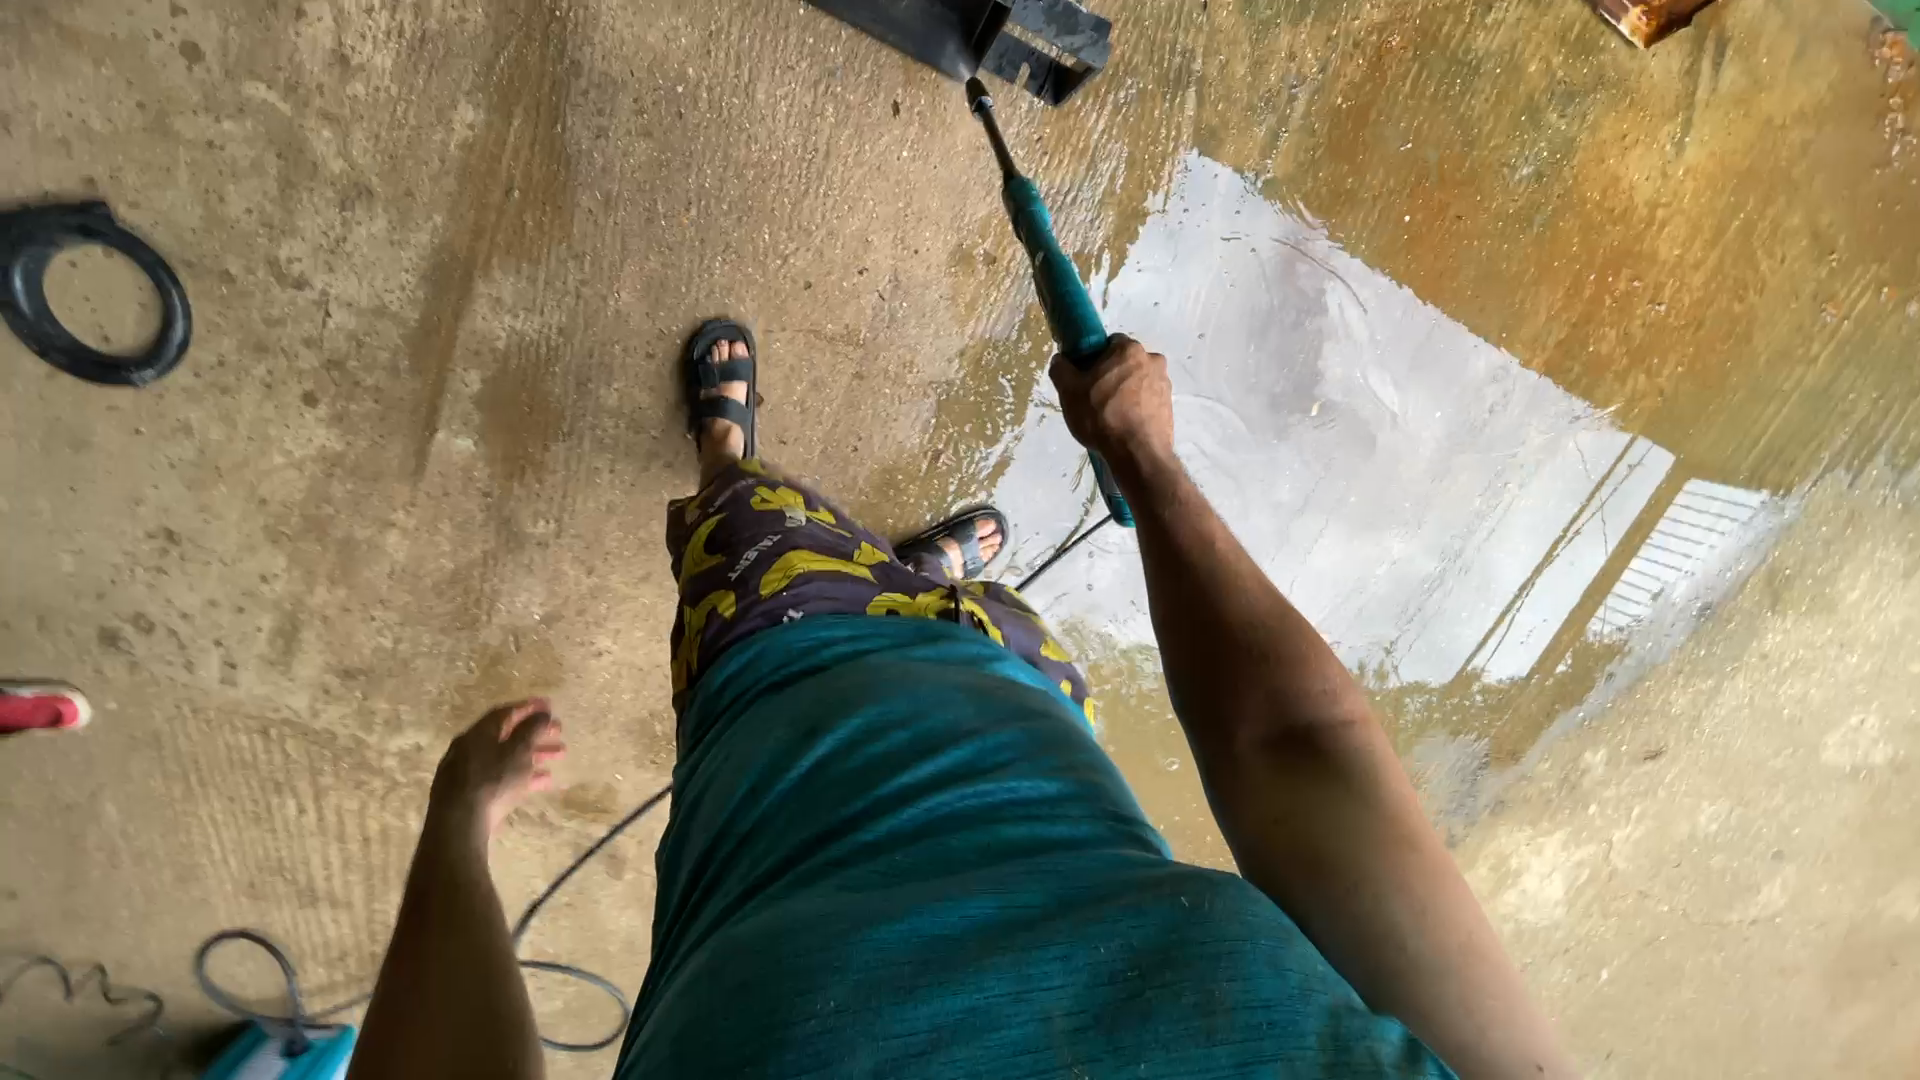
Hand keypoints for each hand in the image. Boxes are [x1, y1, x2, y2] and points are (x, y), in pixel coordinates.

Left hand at [429, 699, 565, 838]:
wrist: (459, 824)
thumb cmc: (492, 779)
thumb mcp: (519, 750)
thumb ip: (532, 729)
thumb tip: (541, 713)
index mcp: (477, 734)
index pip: (504, 712)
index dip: (528, 707)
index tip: (550, 705)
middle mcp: (469, 749)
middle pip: (507, 735)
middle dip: (536, 732)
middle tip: (559, 732)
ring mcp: (467, 773)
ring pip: (506, 757)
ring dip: (534, 754)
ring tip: (559, 756)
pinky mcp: (470, 794)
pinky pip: (500, 777)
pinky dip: (522, 775)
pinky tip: (543, 782)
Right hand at [1049, 334, 1174, 483]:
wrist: (1137, 453)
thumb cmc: (1101, 415)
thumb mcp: (1069, 391)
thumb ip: (1061, 369)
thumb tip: (1061, 360)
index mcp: (1129, 349)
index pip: (1108, 343)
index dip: (1093, 358)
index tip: (1084, 377)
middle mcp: (1153, 360)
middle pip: (1125, 364)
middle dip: (1111, 377)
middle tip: (1094, 399)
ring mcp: (1165, 385)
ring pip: (1137, 383)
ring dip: (1125, 394)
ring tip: (1110, 417)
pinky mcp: (1169, 408)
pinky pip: (1147, 402)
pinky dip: (1136, 410)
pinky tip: (1124, 427)